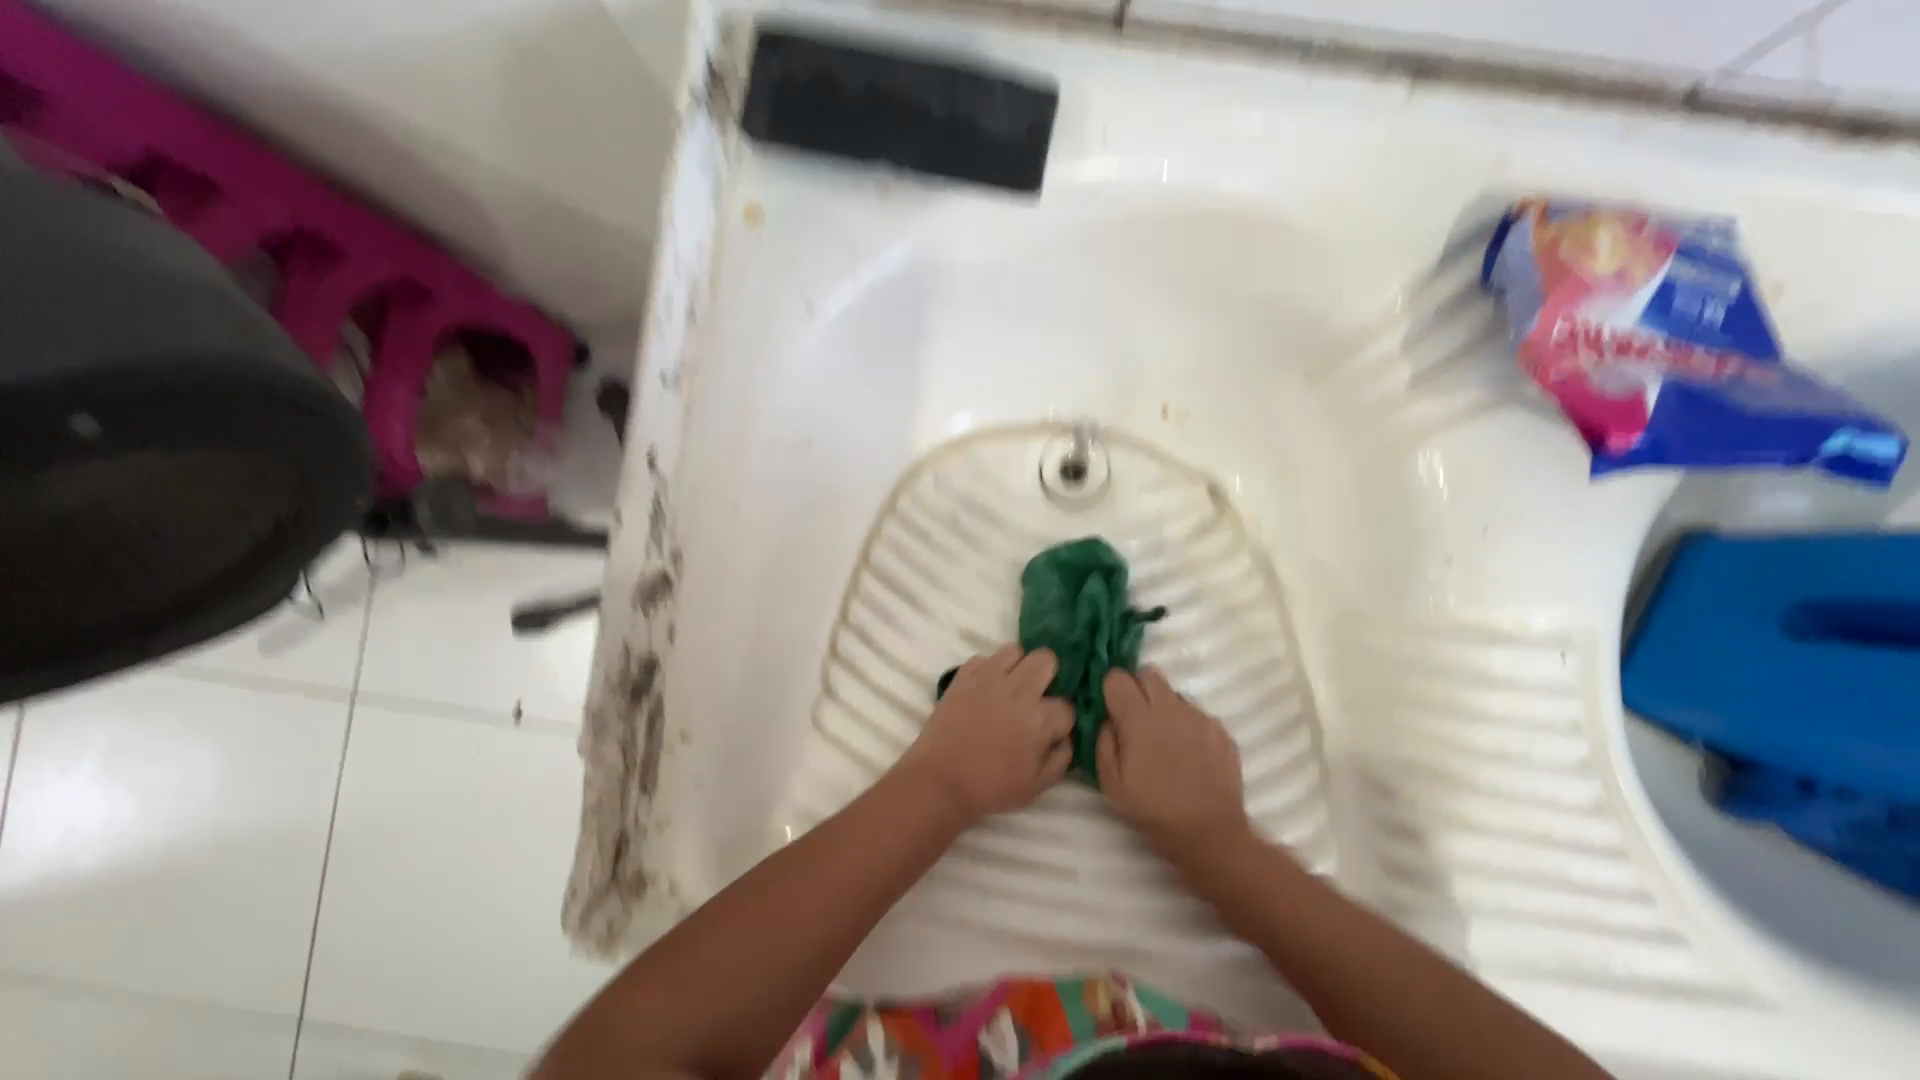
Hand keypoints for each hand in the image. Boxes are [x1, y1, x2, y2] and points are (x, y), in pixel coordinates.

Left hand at [898, 646, 1074, 822]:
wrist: (940, 781)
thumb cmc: (992, 787)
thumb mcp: (1038, 785)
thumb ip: (1062, 758)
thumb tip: (1066, 737)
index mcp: (1040, 718)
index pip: (1068, 705)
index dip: (1062, 720)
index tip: (1051, 730)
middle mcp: (1018, 690)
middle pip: (1046, 659)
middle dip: (1048, 676)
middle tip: (1036, 696)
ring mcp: (988, 679)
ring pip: (1015, 650)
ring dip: (1018, 666)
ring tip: (1011, 686)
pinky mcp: (963, 676)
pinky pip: (983, 658)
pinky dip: (988, 670)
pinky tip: (985, 689)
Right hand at [1097, 668, 1250, 859]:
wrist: (1209, 833)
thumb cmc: (1152, 810)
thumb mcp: (1111, 784)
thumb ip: (1104, 742)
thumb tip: (1109, 720)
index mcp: (1140, 719)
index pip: (1118, 677)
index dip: (1111, 689)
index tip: (1111, 708)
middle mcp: (1171, 709)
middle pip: (1149, 674)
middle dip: (1137, 688)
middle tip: (1134, 719)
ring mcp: (1200, 717)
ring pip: (1173, 694)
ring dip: (1163, 708)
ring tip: (1164, 743)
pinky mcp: (1221, 730)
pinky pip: (1196, 715)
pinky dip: (1186, 726)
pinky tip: (1187, 755)